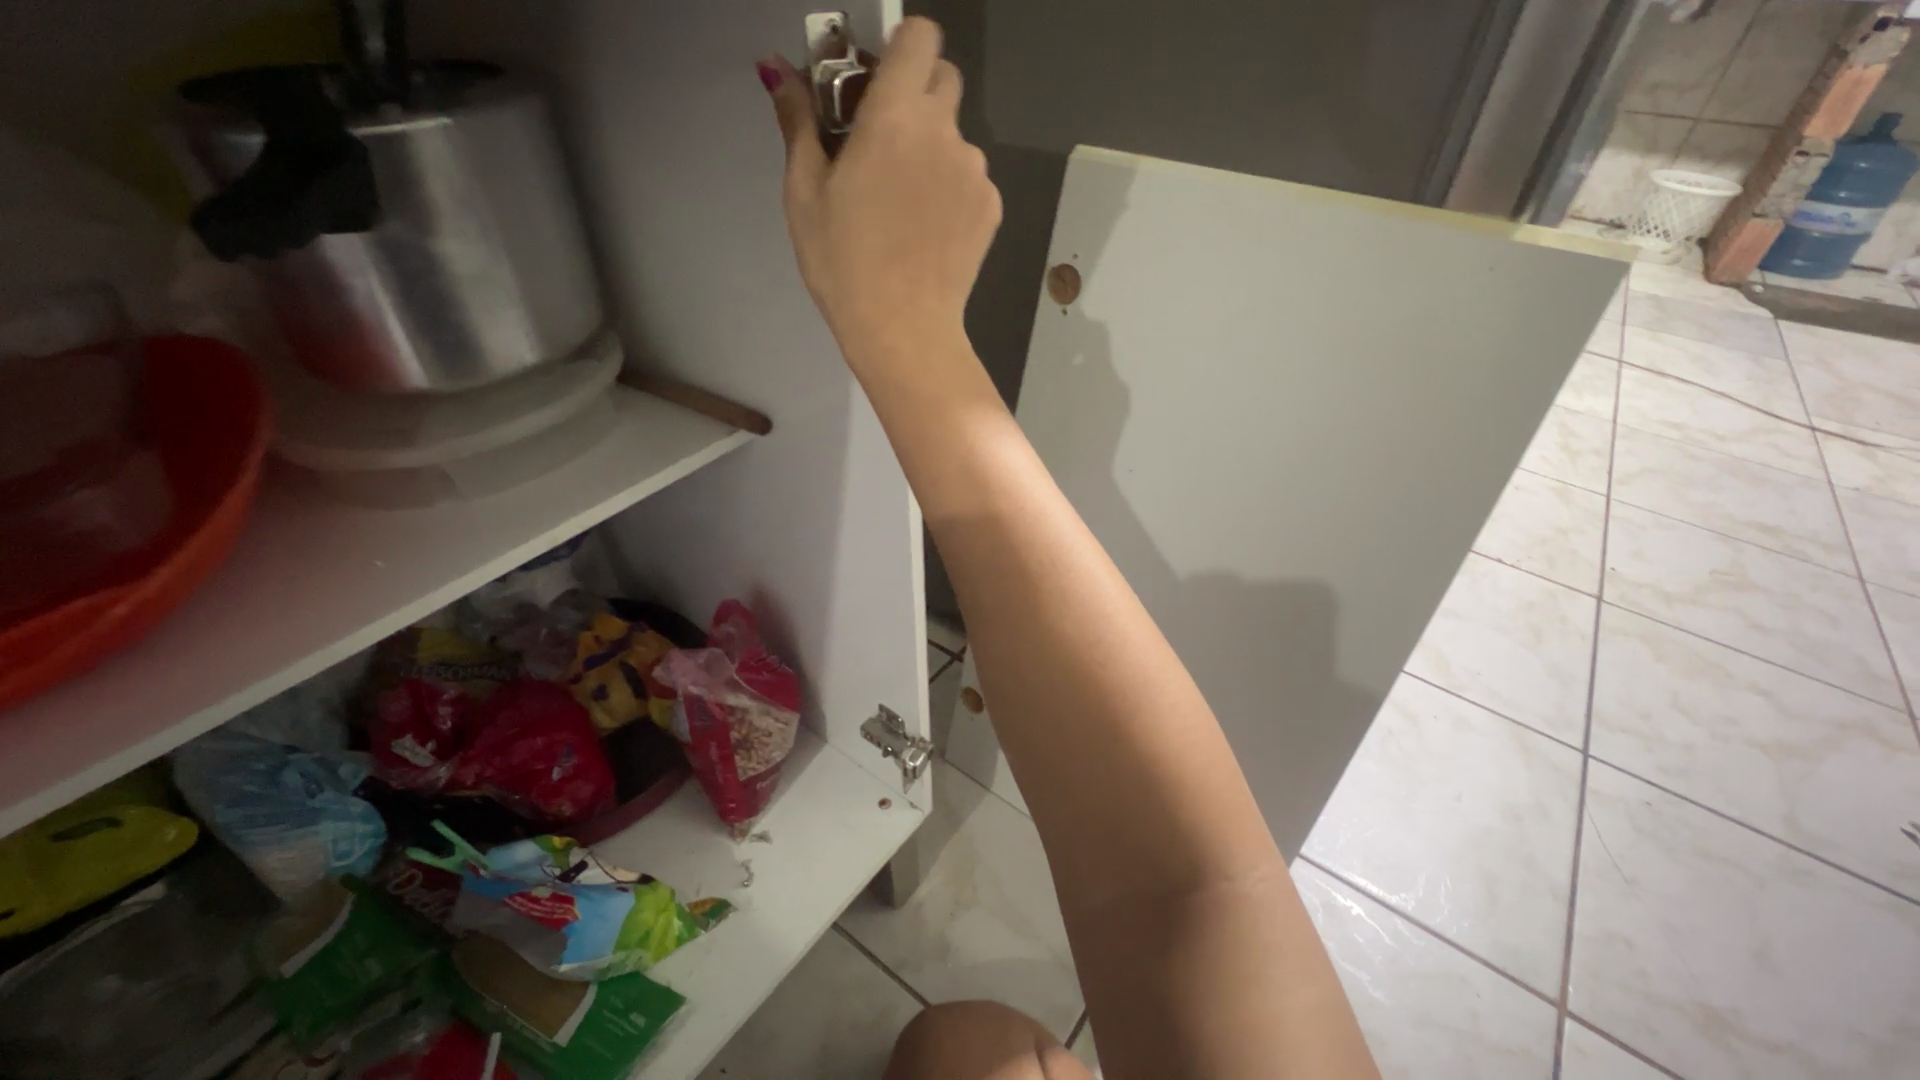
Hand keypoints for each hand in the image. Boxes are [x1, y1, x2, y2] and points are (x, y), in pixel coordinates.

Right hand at [760, 18, 1001, 364]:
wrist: (903, 329)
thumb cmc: (843, 262)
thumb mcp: (805, 191)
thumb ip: (798, 119)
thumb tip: (776, 68)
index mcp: (896, 115)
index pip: (920, 36)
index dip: (901, 46)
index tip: (877, 76)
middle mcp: (945, 132)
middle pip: (944, 79)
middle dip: (915, 93)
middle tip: (882, 138)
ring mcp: (975, 171)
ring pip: (956, 135)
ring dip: (932, 149)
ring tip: (902, 203)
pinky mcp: (991, 207)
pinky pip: (970, 177)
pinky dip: (949, 188)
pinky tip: (925, 228)